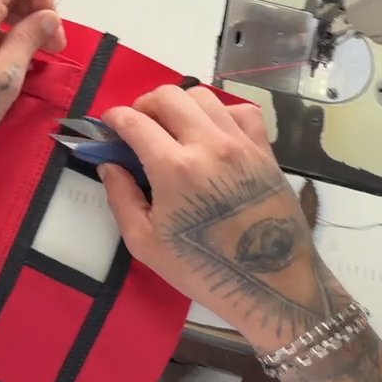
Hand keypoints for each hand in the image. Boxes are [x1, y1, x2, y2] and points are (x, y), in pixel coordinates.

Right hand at [96, 86, 348, 352]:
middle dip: (144, 104)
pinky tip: (211, 133)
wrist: (272, 286)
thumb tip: (108, 165)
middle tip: (138, 126)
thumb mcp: (145, 244)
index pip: (135, 121)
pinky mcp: (265, 150)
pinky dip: (219, 112)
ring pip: (203, 96)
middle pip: (168, 96)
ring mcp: (241, 144)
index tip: (108, 124)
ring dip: (179, 104)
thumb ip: (121, 198)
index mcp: (174, 168)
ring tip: (172, 127)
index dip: (114, 118)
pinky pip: (241, 110)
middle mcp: (208, 145)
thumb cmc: (203, 270)